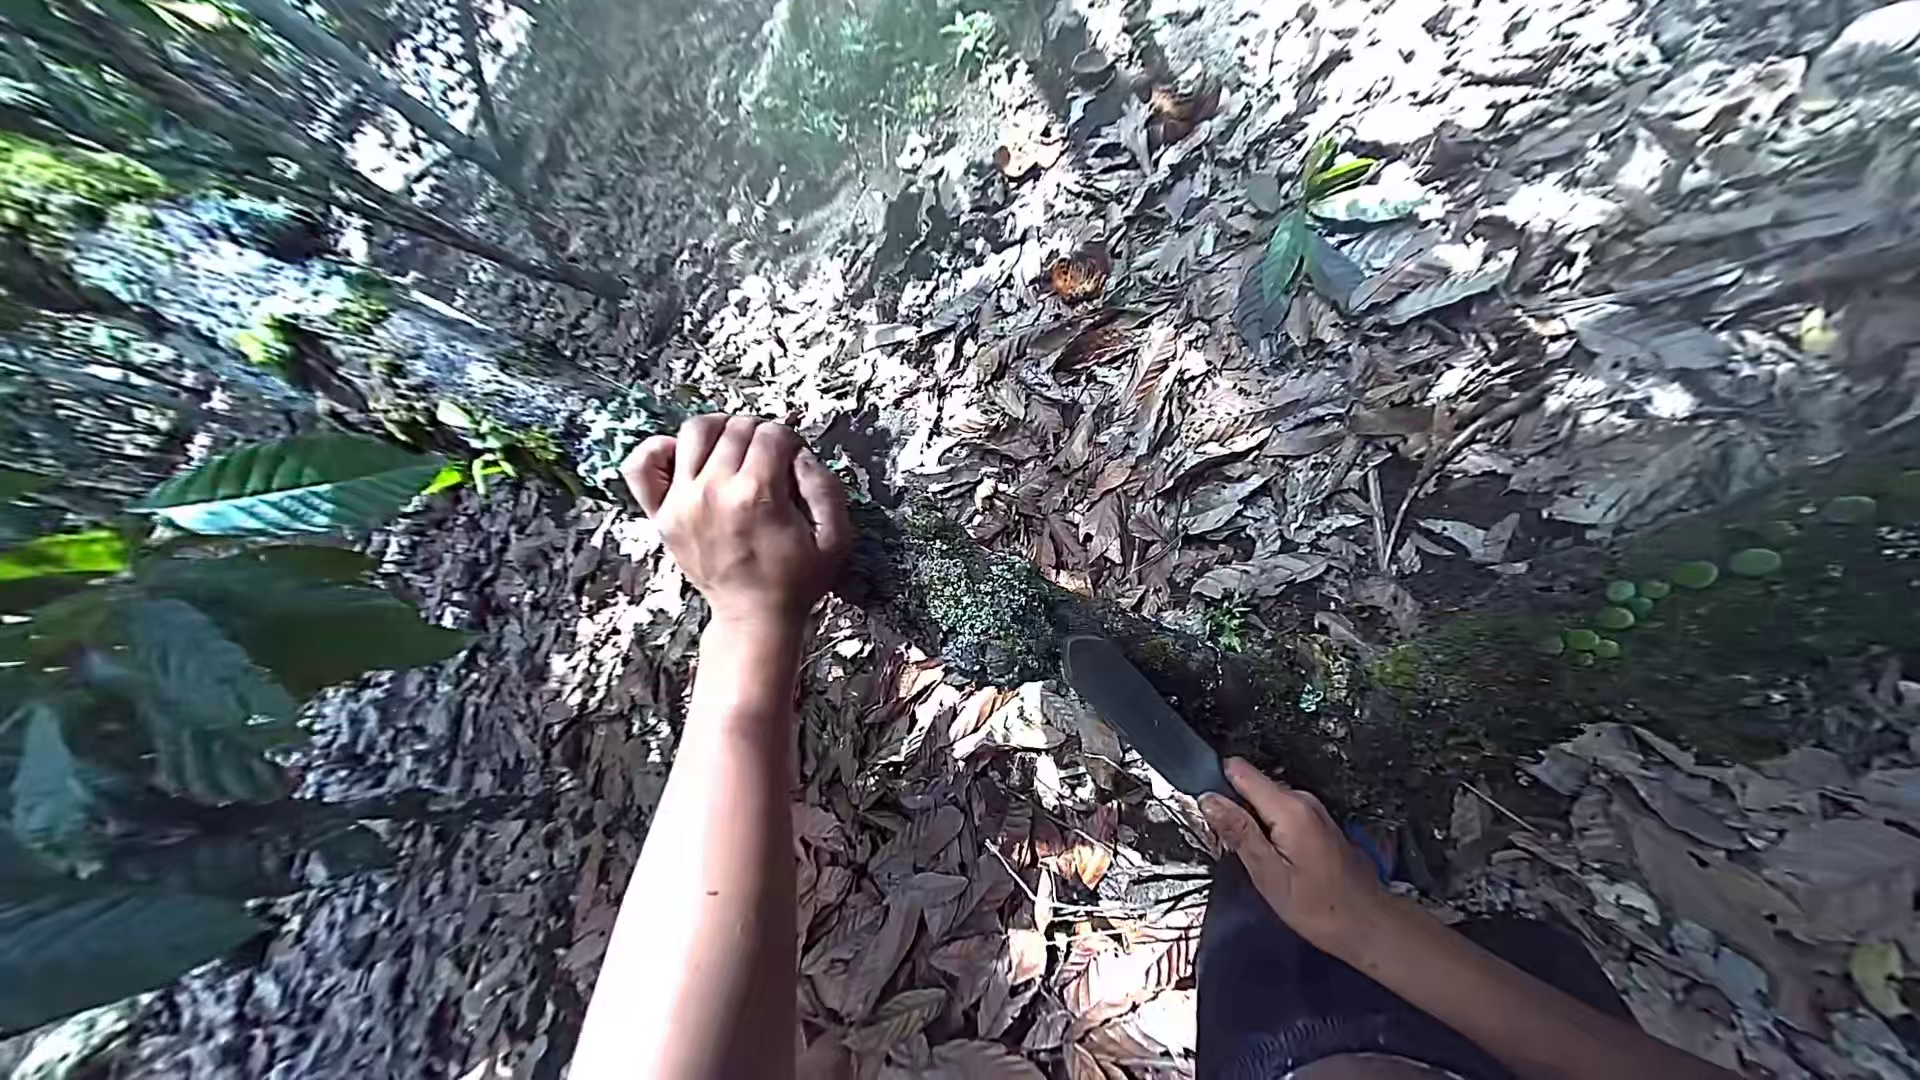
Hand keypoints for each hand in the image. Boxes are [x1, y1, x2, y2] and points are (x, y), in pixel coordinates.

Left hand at [621, 414, 850, 628]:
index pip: (772, 434)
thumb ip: (826, 488)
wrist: (754, 617)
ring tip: (736, 449)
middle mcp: (714, 491)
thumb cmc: (796, 580)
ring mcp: (682, 501)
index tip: (795, 458)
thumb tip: (801, 454)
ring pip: (694, 431)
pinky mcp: (662, 514)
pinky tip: (688, 459)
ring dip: (721, 430)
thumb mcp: (835, 539)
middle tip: (772, 456)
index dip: (791, 440)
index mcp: (758, 496)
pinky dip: (661, 449)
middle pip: (736, 428)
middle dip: (760, 433)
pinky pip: (643, 465)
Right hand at [1200, 758, 1389, 955]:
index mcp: (1288, 807)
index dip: (1218, 785)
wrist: (1375, 929)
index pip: (1238, 769)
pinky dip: (1268, 826)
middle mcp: (1301, 799)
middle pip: (1250, 784)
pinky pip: (1279, 810)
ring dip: (1252, 820)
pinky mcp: (1316, 820)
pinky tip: (1276, 857)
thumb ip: (1238, 832)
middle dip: (1234, 807)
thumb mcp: (1270, 875)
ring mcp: (1312, 808)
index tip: (1212, 814)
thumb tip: (1207, 798)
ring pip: (1263, 798)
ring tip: (1256, 856)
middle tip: (1234, 846)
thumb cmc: (1321, 908)